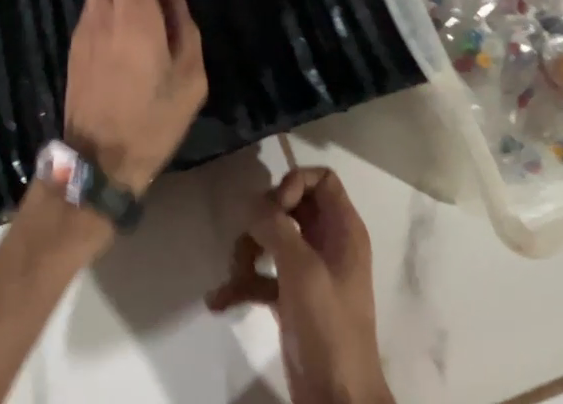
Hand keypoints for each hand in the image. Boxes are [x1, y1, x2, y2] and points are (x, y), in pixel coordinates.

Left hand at [65, 0, 207, 192]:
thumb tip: (173, 7)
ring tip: (150, 28)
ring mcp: (82, 29)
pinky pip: (95, 8)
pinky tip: (133, 48)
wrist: (98, 162)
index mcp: (131, 18)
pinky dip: (115, 11)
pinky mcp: (75, 46)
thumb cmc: (152, 123)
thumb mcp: (191, 80)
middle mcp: (100, 14)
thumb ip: (185, 31)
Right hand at [206, 168, 392, 403]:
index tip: (273, 206)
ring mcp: (309, 271)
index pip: (321, 180)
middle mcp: (328, 244)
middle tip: (249, 239)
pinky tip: (219, 300)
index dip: (294, 184)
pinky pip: (261, 276)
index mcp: (343, 230)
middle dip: (261, 221)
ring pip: (270, 240)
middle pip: (290, 207)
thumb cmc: (328, 326)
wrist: (337, 395)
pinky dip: (242, 284)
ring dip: (246, 254)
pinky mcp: (291, 298)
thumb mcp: (302, 270)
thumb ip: (276, 228)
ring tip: (234, 276)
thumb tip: (252, 203)